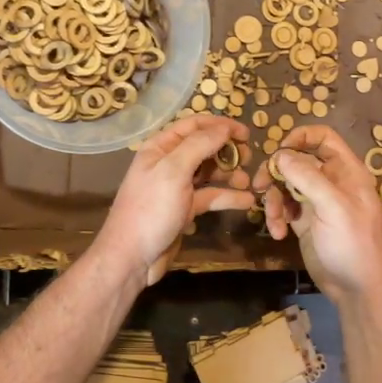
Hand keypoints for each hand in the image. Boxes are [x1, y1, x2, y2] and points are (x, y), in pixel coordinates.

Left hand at [91, 115, 254, 286]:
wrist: (132, 257)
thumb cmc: (150, 209)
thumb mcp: (174, 171)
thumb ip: (199, 145)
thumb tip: (224, 127)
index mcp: (160, 147)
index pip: (194, 125)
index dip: (220, 125)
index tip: (246, 133)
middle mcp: (168, 162)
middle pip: (204, 147)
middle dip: (227, 150)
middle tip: (249, 159)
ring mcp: (177, 186)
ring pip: (209, 172)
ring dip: (230, 173)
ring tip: (249, 181)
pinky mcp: (185, 209)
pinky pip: (210, 196)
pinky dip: (228, 196)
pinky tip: (247, 200)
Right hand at [253, 126, 381, 301]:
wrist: (358, 289)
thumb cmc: (354, 243)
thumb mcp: (333, 207)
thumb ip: (307, 178)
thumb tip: (280, 155)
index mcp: (346, 171)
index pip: (324, 138)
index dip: (301, 137)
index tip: (280, 149)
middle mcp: (331, 182)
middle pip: (297, 161)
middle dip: (277, 172)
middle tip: (259, 185)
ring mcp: (317, 202)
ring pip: (286, 185)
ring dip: (273, 200)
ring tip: (274, 220)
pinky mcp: (305, 222)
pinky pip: (284, 208)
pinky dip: (277, 217)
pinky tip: (278, 233)